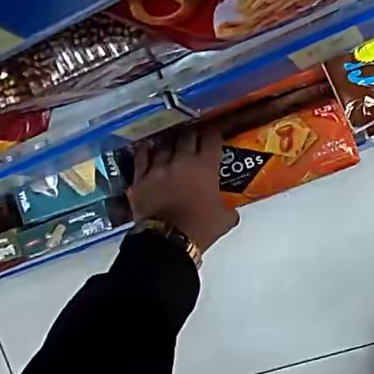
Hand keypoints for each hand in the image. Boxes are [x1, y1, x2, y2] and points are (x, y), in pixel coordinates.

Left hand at [127, 129, 237, 251]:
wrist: (167, 240)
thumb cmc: (199, 228)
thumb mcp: (224, 220)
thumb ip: (229, 209)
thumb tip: (232, 211)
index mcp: (205, 166)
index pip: (211, 138)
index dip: (213, 134)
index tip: (214, 135)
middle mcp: (182, 160)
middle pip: (187, 135)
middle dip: (192, 134)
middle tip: (194, 138)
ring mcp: (159, 166)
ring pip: (164, 143)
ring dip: (170, 141)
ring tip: (172, 141)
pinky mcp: (141, 176)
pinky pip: (142, 156)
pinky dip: (146, 150)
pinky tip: (149, 148)